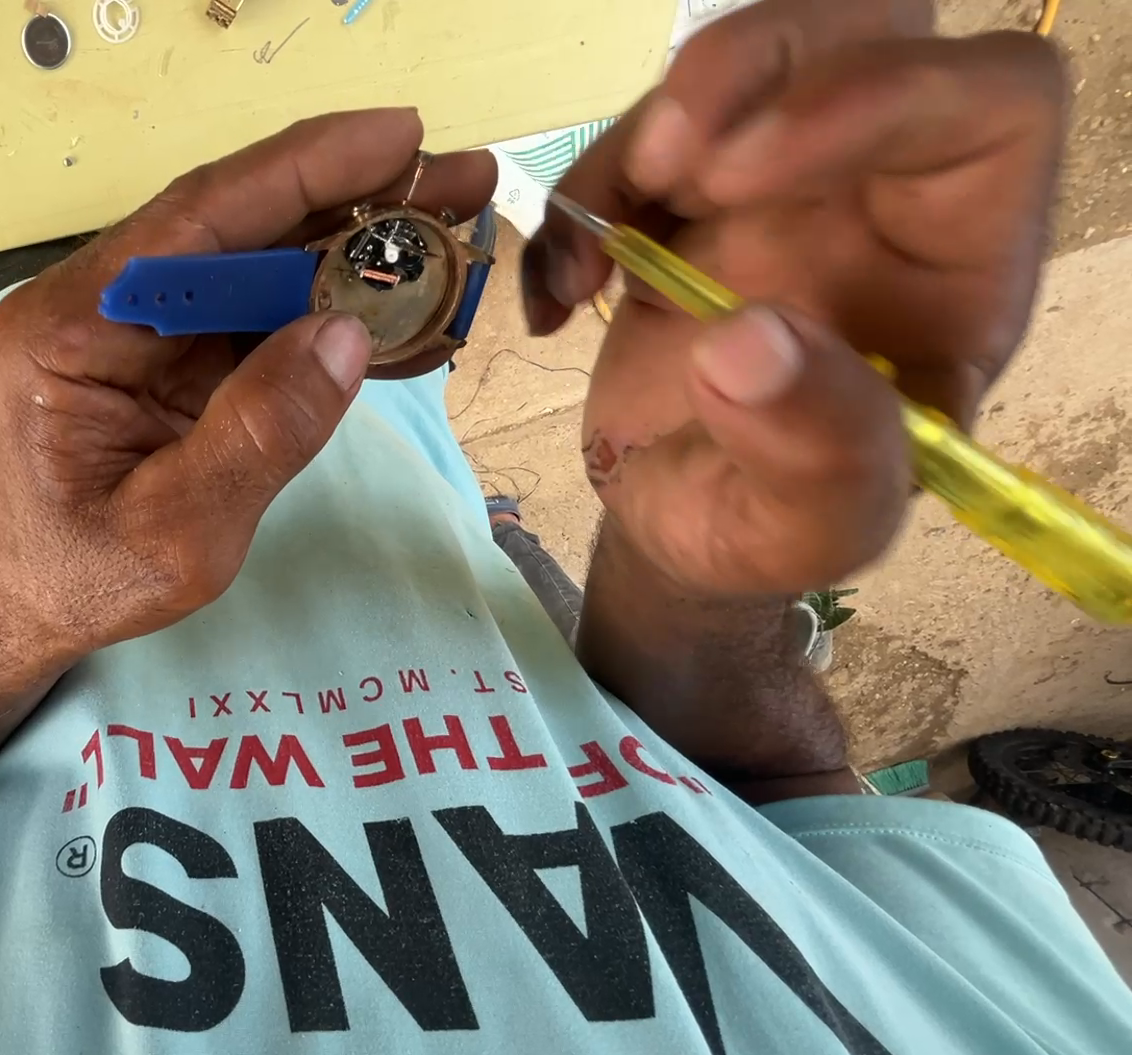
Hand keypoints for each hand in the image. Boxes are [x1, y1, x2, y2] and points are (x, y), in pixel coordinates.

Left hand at [0, 110, 496, 653]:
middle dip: (349, 204)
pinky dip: (326, 318)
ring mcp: (136, 332)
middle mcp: (96, 309)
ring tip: (449, 237)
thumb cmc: (93, 578)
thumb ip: (259, 432)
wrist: (49, 606)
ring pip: (254, 270)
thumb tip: (346, 333)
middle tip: (459, 180)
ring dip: (350, 255)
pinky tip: (397, 315)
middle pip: (233, 232)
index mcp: (69, 332)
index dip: (302, 173)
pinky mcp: (168, 360)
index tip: (402, 136)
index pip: (193, 226)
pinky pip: (255, 322)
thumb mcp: (179, 529)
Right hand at [523, 0, 1065, 594]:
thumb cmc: (755, 532)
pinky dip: (567, 216)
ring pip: (722, 86)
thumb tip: (744, 340)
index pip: (977, 108)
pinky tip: (550, 302)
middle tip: (655, 165)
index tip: (731, 176)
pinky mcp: (673, 222)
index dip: (868, 101)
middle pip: (855, 38)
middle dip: (745, 70)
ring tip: (575, 273)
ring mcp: (764, 204)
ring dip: (625, 156)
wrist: (670, 521)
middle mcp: (870, 206)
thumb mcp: (805, 529)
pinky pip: (624, 165)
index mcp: (951, 268)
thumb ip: (814, 452)